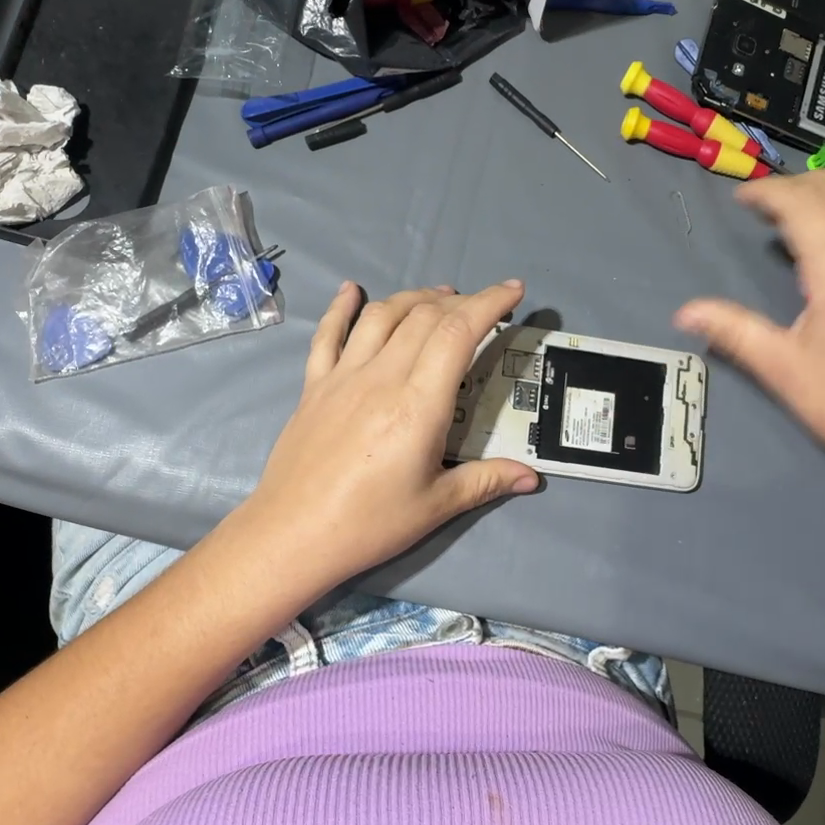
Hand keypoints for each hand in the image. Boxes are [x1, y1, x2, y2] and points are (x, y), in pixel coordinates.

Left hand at [231, 281, 539, 591]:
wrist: (292, 534)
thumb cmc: (369, 524)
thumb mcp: (436, 506)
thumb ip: (486, 482)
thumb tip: (532, 478)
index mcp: (418, 405)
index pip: (458, 333)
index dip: (488, 304)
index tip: (513, 291)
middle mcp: (381, 377)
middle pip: (423, 317)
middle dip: (460, 301)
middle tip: (482, 308)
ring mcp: (342, 377)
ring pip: (380, 316)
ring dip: (413, 298)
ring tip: (437, 296)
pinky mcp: (313, 387)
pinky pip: (327, 335)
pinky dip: (341, 307)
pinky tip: (350, 289)